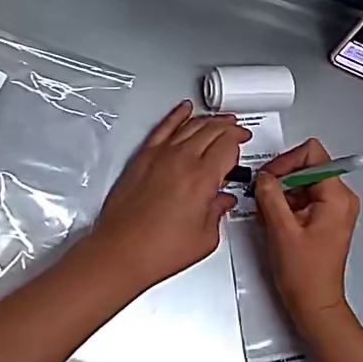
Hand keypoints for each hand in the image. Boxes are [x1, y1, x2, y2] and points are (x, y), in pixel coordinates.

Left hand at [83, 101, 247, 292]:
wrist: (120, 252)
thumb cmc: (156, 250)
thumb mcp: (205, 238)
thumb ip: (218, 212)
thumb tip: (222, 201)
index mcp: (202, 179)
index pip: (228, 145)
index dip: (239, 140)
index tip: (243, 142)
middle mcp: (182, 161)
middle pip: (212, 130)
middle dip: (229, 127)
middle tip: (237, 130)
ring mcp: (161, 155)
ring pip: (191, 124)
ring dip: (209, 119)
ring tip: (219, 120)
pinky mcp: (144, 157)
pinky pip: (164, 126)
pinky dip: (176, 114)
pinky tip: (183, 109)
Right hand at [253, 138, 358, 321]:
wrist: (315, 305)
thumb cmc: (305, 276)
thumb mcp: (281, 229)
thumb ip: (270, 195)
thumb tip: (264, 176)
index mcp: (337, 197)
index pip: (313, 153)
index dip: (287, 161)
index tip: (271, 176)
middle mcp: (341, 198)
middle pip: (307, 166)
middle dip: (282, 178)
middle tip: (264, 194)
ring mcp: (334, 208)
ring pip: (303, 181)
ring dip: (282, 193)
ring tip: (268, 213)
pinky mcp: (326, 217)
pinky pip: (304, 197)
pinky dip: (286, 204)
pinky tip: (275, 220)